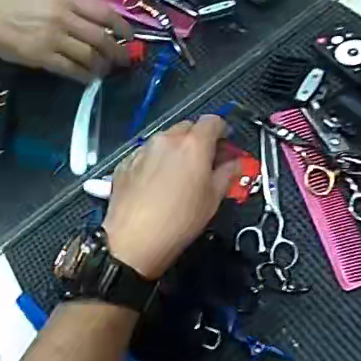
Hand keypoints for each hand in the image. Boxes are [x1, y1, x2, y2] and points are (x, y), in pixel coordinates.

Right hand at [0, 0, 132, 82]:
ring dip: (102, 67)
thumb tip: (100, 22)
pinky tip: (89, 78)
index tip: (129, 36)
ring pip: (90, 57)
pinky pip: (73, 70)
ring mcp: (54, 39)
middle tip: (123, 60)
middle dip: (117, 53)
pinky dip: (85, 77)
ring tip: (104, 70)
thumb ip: (73, 6)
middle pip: (102, 39)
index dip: (122, 26)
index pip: (105, 12)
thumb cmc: (13, 3)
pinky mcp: (43, 58)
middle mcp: (64, 17)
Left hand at [104, 115, 241, 277]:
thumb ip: (227, 174)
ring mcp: (143, 150)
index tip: (225, 145)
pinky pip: (147, 154)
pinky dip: (156, 162)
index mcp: (193, 144)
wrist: (134, 240)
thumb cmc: (178, 221)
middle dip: (199, 140)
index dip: (223, 131)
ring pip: (166, 140)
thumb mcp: (213, 199)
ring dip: (176, 151)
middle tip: (206, 163)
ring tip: (181, 177)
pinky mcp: (126, 163)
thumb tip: (234, 164)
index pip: (213, 121)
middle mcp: (166, 140)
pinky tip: (158, 185)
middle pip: (188, 127)